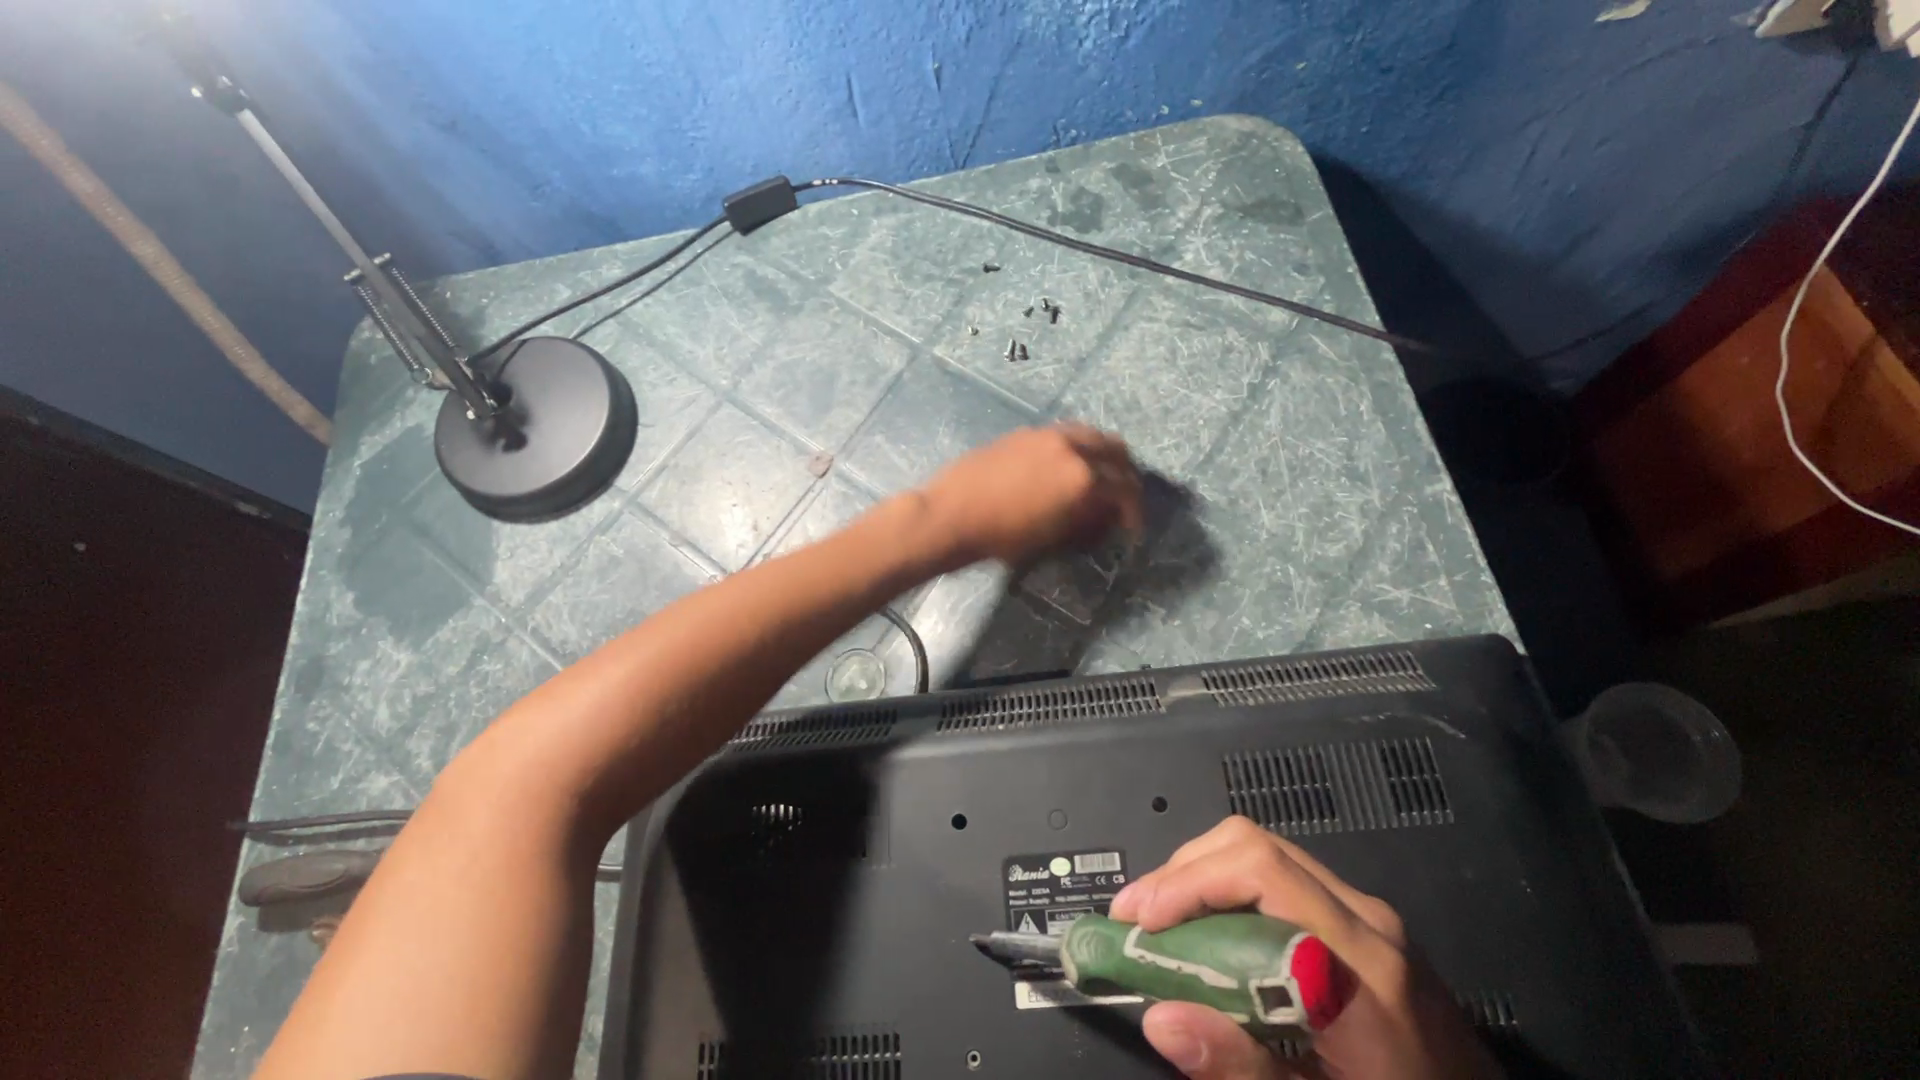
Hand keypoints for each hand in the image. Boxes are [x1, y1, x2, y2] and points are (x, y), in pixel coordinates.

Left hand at [918, 423, 1142, 566]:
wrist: (949, 515)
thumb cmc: (1001, 537)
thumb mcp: (1052, 537)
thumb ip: (1087, 520)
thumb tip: (1106, 513)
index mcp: (1083, 478)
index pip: (1126, 489)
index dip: (1134, 511)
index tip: (1132, 527)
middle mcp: (1072, 448)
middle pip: (1116, 450)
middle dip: (1125, 473)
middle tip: (1121, 495)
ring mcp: (1047, 435)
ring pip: (1091, 435)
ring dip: (1102, 455)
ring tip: (1097, 477)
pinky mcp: (1025, 432)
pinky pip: (1065, 434)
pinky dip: (1077, 447)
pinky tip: (1065, 467)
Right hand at [1109, 817, 1499, 1079]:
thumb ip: (1241, 1069)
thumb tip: (1160, 1018)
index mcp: (1361, 970)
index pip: (1263, 872)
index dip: (1190, 882)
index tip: (1140, 922)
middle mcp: (1367, 923)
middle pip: (1255, 846)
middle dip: (1182, 873)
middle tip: (1135, 921)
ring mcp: (1368, 917)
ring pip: (1264, 853)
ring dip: (1200, 878)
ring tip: (1159, 926)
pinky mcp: (1363, 925)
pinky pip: (1282, 879)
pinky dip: (1228, 892)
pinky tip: (1207, 935)